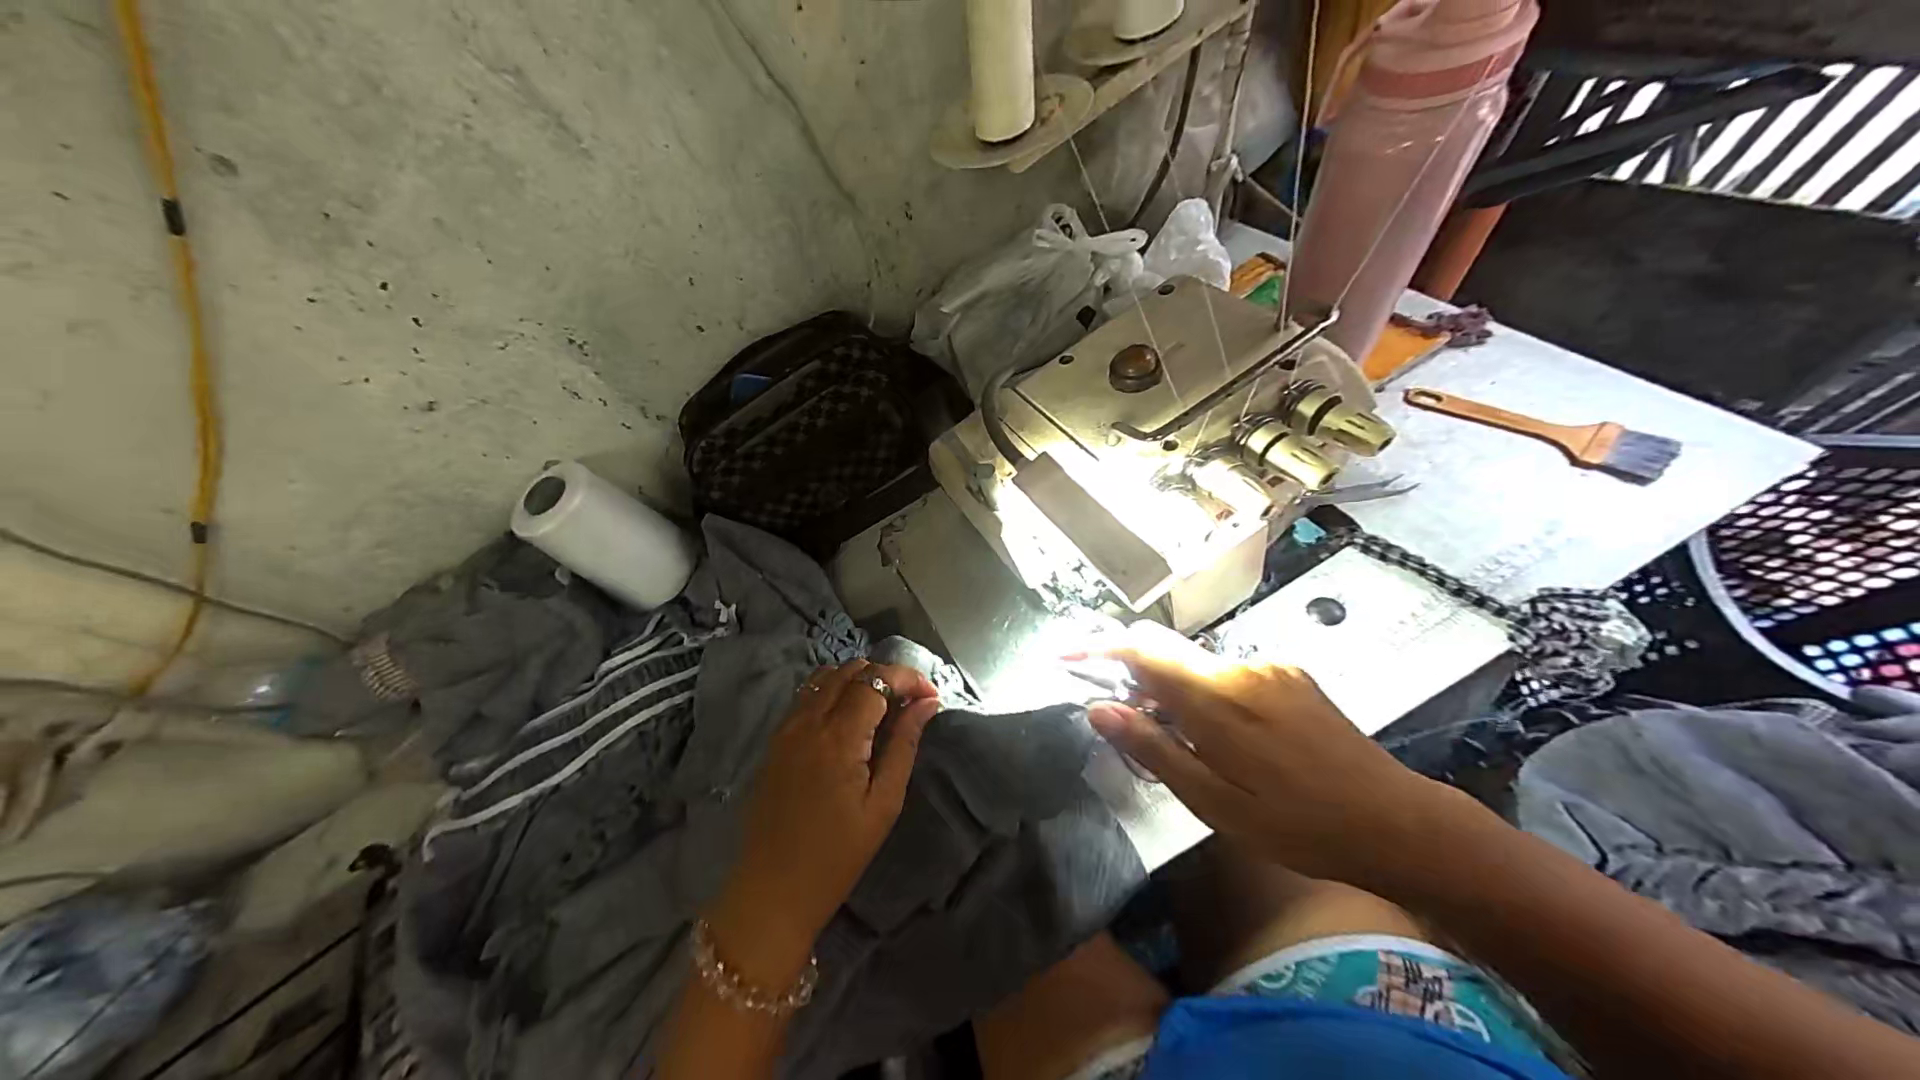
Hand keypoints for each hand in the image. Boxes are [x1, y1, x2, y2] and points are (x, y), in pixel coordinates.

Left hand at [704, 660, 938, 987]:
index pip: (876, 680)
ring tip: (882, 709)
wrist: (772, 891)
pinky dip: (832, 692)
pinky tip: (848, 720)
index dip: (908, 678)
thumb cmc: (837, 855)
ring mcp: (785, 729)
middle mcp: (807, 721)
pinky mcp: (774, 741)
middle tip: (910, 704)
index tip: (931, 695)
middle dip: (886, 676)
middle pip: (850, 670)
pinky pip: (806, 696)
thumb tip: (927, 704)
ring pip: (825, 677)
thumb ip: (904, 745)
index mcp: (838, 737)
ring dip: (858, 680)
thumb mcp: (883, 804)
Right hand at [1085, 640, 1465, 886]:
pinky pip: (1230, 673)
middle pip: (1169, 651)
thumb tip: (1099, 709)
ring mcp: (1270, 668)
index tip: (1068, 654)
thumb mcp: (1214, 801)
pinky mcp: (1291, 676)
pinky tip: (1224, 737)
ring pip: (1199, 664)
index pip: (1143, 650)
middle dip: (1134, 672)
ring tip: (1180, 743)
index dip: (1099, 646)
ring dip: (1174, 689)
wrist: (1396, 822)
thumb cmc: (1297, 824)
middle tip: (1123, 716)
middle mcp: (1240, 668)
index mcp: (1216, 698)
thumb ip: (1153, 747)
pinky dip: (1207, 693)